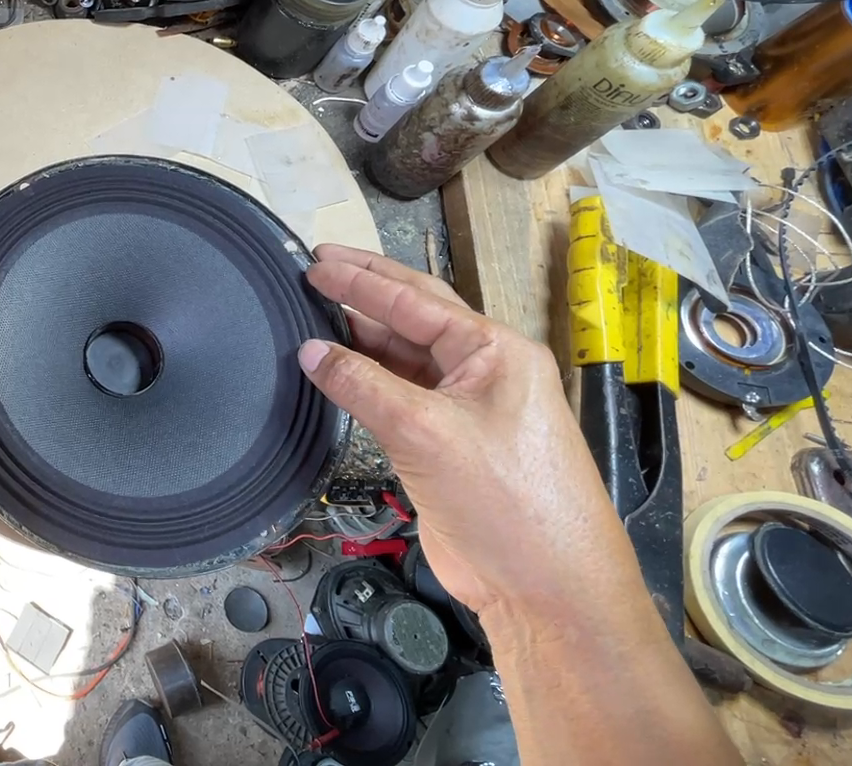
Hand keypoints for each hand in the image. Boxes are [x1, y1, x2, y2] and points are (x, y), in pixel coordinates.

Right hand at [297, 245, 634, 623]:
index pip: (416, 302)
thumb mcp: (425, 431)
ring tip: (314, 311)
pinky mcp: (443, 440)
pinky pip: (396, 392)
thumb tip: (307, 349)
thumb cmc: (503, 498)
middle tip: (316, 266)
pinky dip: (363, 376)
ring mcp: (462, 406)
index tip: (314, 263)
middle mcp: (481, 370)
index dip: (361, 280)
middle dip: (365, 289)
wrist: (544, 588)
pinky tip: (334, 366)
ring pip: (402, 356)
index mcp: (495, 352)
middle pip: (413, 316)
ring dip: (360, 334)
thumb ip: (361, 384)